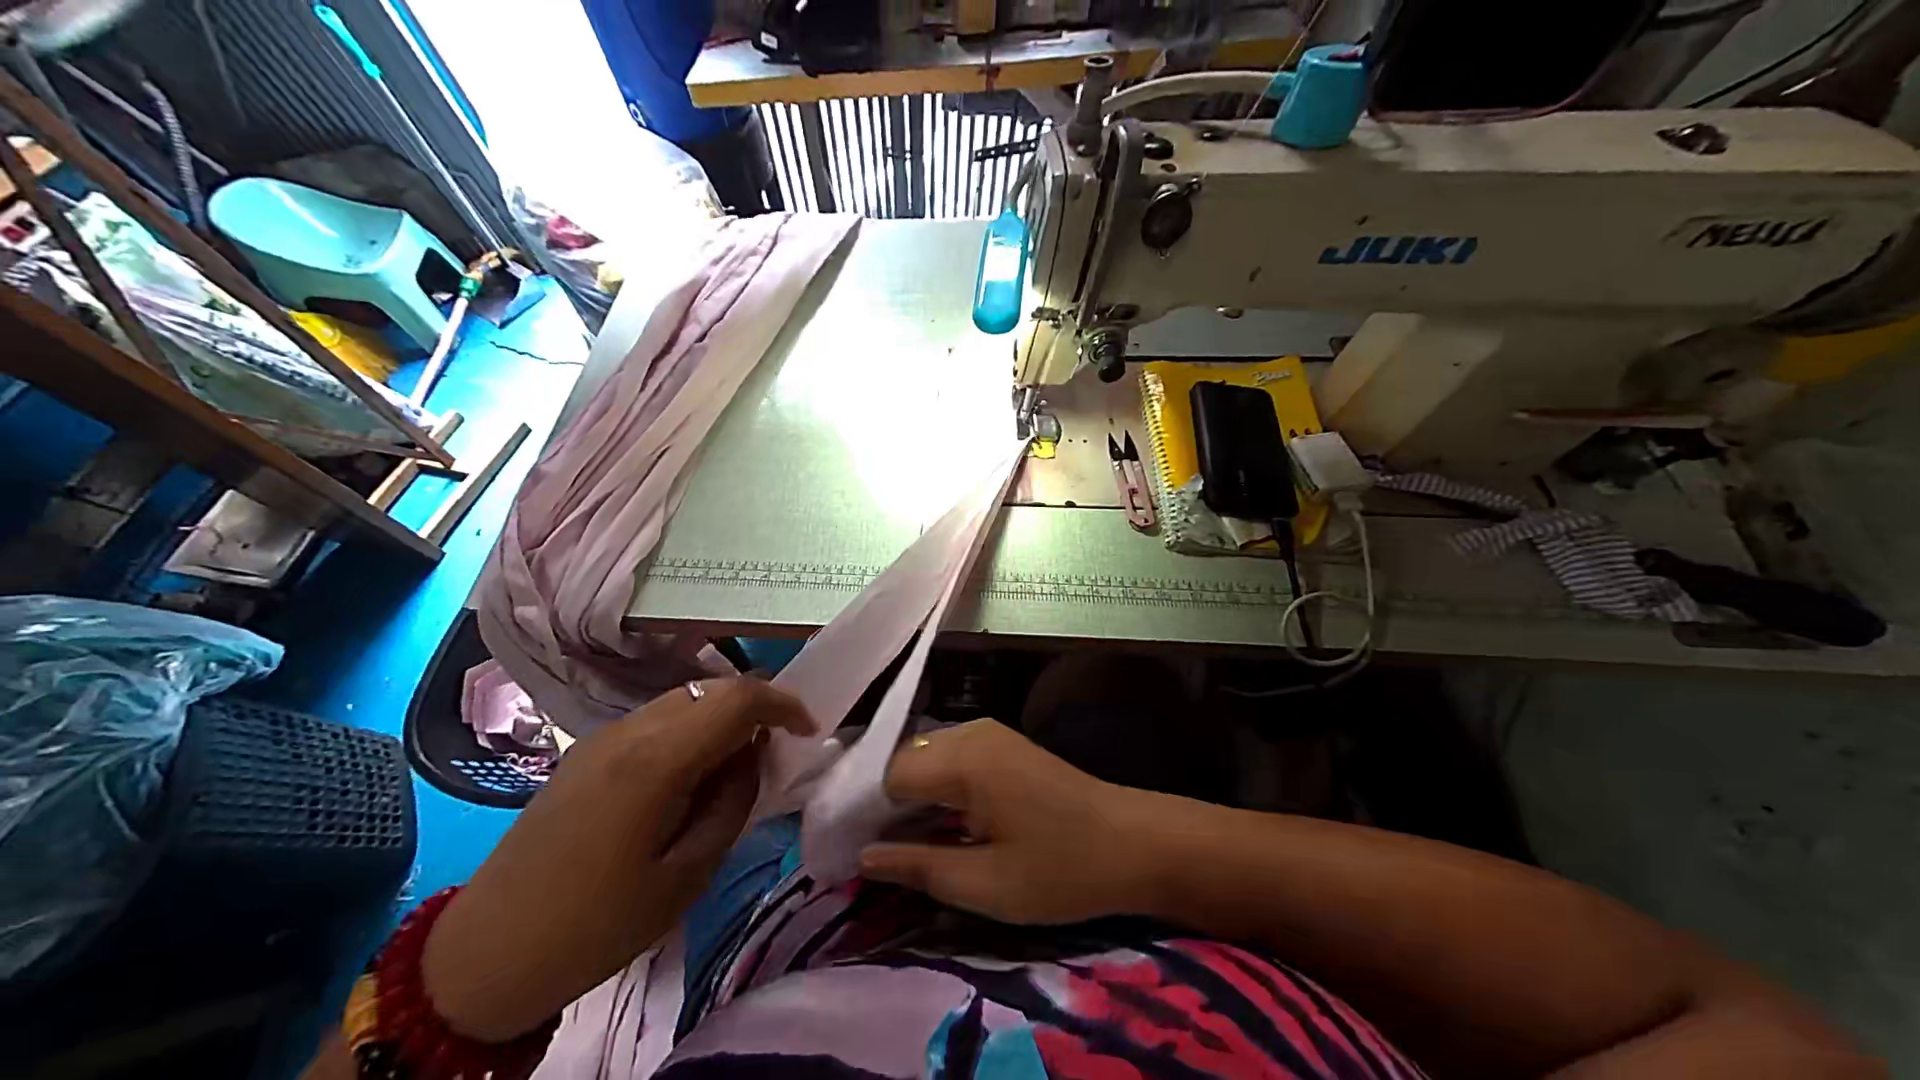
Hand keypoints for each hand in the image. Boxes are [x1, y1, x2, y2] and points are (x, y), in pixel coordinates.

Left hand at [421, 677, 809, 1041]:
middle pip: (710, 688)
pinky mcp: (585, 752)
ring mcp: (601, 737)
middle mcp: (628, 730)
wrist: (485, 954)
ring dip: (719, 719)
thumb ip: (730, 803)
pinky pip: (654, 721)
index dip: (783, 704)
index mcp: (656, 759)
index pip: (737, 698)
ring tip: (732, 770)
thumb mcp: (687, 874)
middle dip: (753, 709)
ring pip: (682, 700)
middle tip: (773, 754)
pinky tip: (688, 778)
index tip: (808, 731)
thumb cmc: (597, 925)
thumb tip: (750, 758)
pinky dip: (688, 732)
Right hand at [858, 719, 1169, 924]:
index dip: (853, 813)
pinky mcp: (1000, 746)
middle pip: (899, 762)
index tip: (831, 851)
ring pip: (921, 760)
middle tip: (850, 852)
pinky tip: (921, 826)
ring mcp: (987, 734)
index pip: (883, 776)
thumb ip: (917, 867)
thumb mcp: (986, 884)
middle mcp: (969, 732)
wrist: (1135, 845)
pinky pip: (946, 762)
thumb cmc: (1062, 869)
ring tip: (878, 844)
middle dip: (872, 805)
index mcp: (962, 758)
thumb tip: (862, 857)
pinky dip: (928, 792)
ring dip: (899, 799)